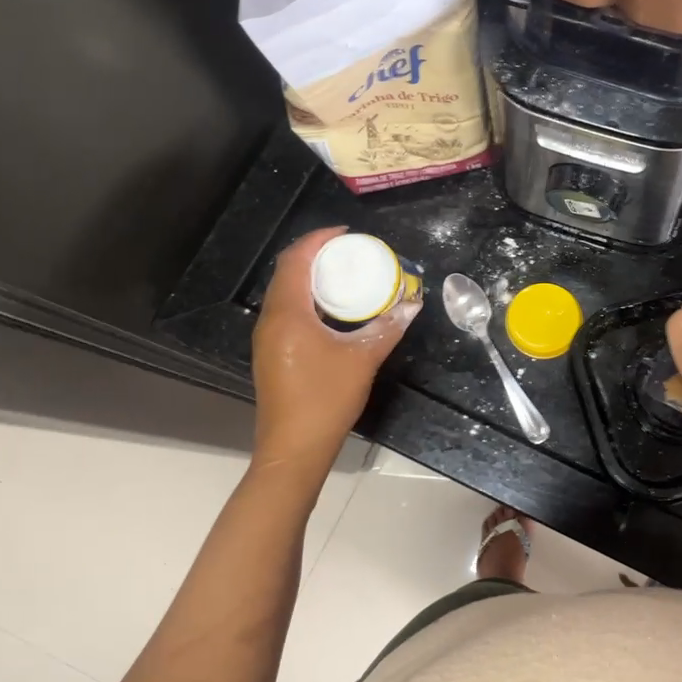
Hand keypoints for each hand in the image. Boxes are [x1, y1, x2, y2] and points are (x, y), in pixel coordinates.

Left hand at [251, 227, 419, 474]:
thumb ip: (387, 326)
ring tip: (344, 277)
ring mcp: (268, 340)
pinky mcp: (272, 355)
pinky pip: (287, 313)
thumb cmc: (326, 398)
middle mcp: (271, 320)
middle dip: (315, 256)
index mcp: (288, 313)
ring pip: (285, 295)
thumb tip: (413, 303)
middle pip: (286, 274)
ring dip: (310, 279)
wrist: (294, 448)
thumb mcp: (364, 359)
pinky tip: (332, 312)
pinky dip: (307, 301)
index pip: (295, 261)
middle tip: (349, 252)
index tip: (346, 234)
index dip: (318, 240)